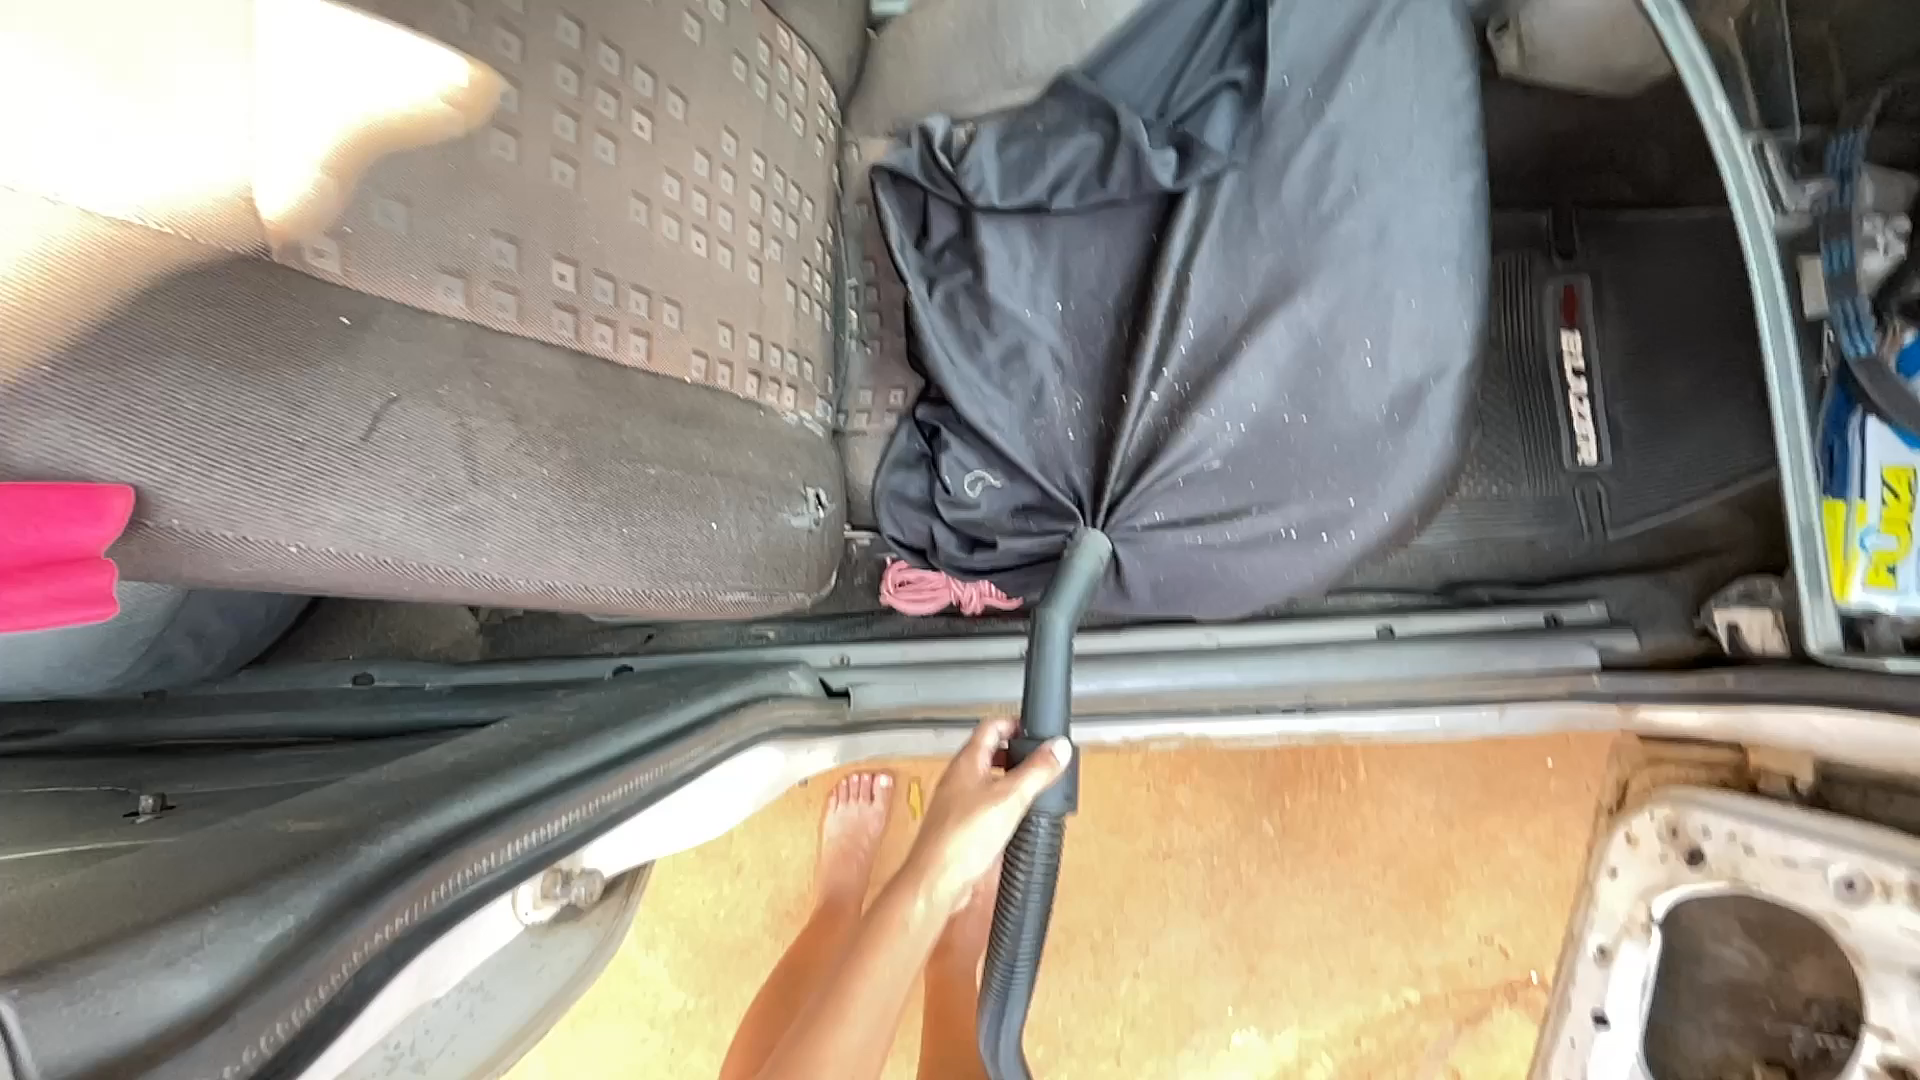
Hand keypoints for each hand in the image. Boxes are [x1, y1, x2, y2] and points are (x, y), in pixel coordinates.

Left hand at [904, 716, 1072, 912]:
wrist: (936, 880)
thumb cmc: (963, 836)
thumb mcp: (1010, 798)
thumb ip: (1036, 771)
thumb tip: (1059, 746)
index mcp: (967, 762)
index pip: (991, 726)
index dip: (1013, 723)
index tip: (1035, 731)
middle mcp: (958, 777)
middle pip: (989, 752)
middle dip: (1016, 753)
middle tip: (1040, 761)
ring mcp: (956, 801)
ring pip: (987, 778)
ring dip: (1010, 779)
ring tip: (1034, 787)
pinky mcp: (959, 825)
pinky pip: (984, 803)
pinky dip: (1003, 803)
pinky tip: (1016, 818)